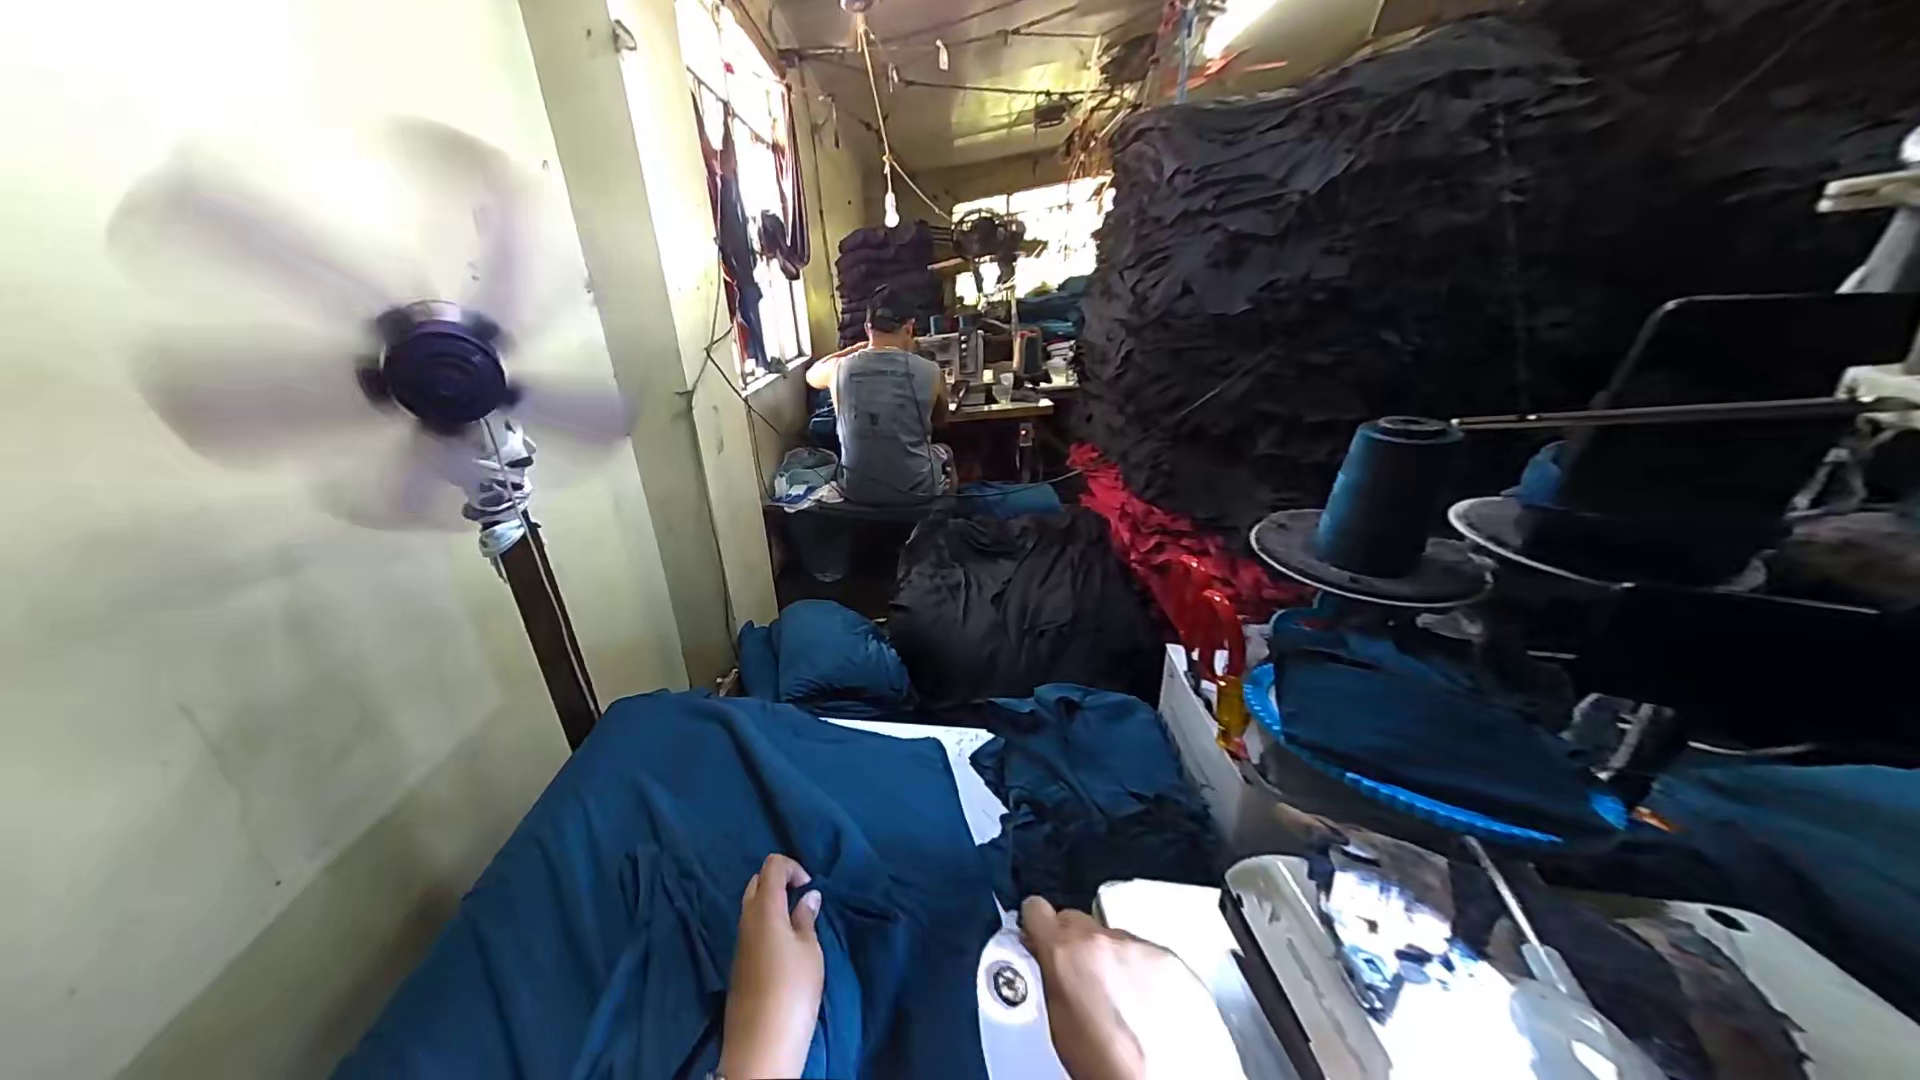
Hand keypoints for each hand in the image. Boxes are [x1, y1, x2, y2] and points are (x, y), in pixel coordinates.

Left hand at [720, 855, 824, 1079]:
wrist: (759, 1048)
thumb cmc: (792, 990)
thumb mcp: (810, 950)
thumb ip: (806, 918)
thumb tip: (808, 896)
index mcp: (764, 909)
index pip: (771, 866)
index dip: (792, 866)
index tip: (809, 886)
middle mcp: (746, 920)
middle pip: (757, 883)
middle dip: (780, 881)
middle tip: (803, 899)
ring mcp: (739, 943)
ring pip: (752, 906)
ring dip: (774, 904)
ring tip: (799, 923)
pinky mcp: (739, 964)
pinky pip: (752, 929)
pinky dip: (768, 924)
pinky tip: (786, 945)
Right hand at [1022, 897, 1238, 1079]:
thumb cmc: (1107, 1069)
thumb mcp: (1056, 1025)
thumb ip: (1048, 975)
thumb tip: (1045, 959)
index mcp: (1065, 953)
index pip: (1036, 909)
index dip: (1036, 925)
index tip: (1040, 936)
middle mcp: (1101, 939)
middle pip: (1076, 920)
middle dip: (1074, 944)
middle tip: (1081, 979)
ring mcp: (1138, 945)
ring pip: (1112, 937)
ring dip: (1111, 959)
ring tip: (1121, 1002)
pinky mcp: (1169, 958)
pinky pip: (1145, 952)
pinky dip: (1142, 971)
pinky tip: (1147, 1005)